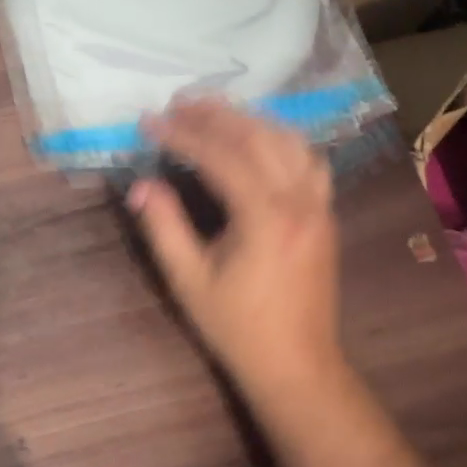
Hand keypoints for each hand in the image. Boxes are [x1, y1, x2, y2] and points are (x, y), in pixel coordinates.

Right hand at [128, 99, 346, 398]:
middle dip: (216, 115)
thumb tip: (141, 186)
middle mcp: (300, 201)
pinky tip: (257, 140)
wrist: (295, 363)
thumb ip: (164, 227)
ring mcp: (320, 206)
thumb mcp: (188, 279)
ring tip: (212, 112)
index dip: (183, 135)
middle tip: (178, 103)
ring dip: (250, 120)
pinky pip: (308, 160)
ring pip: (290, 142)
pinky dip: (279, 140)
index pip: (221, 157)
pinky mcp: (325, 215)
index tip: (149, 122)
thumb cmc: (236, 326)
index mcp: (265, 217)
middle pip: (259, 138)